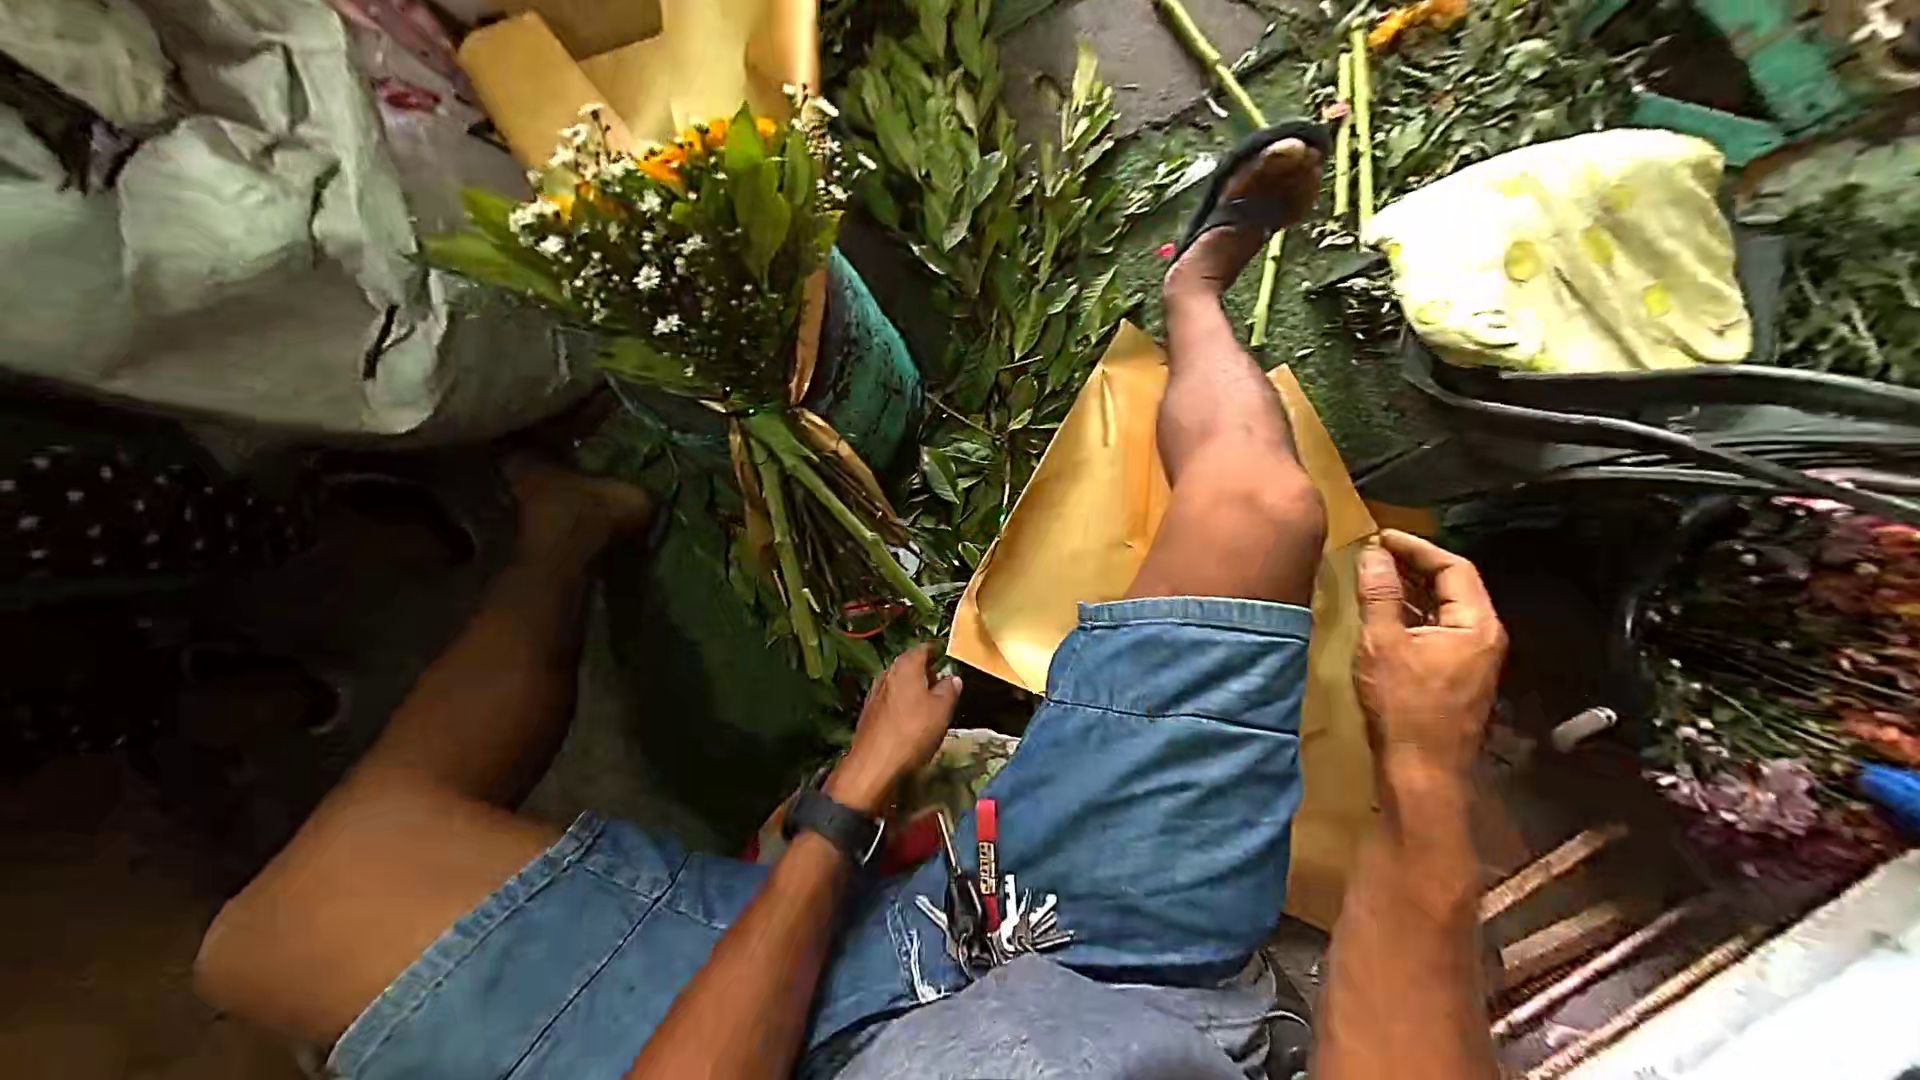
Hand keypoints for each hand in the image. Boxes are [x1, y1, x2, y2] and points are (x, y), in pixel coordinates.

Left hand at [824, 644, 961, 814]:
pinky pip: (892, 701)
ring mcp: (875, 693)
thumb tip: (952, 677)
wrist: (873, 765)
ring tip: (932, 704)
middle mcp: (887, 673)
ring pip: (900, 684)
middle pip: (910, 665)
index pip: (923, 648)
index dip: (938, 652)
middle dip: (927, 672)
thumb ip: (950, 689)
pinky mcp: (869, 713)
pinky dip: (904, 704)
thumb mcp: (942, 709)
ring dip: (915, 690)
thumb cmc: (913, 731)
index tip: (949, 659)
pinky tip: (912, 720)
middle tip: (945, 684)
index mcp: (905, 665)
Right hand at [1354, 530, 1505, 779]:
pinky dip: (1411, 611)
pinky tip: (1384, 611)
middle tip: (1376, 551)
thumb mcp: (1384, 643)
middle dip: (1414, 563)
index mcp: (1476, 625)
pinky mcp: (1455, 672)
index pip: (1453, 568)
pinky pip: (1436, 627)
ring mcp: (1471, 656)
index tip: (1381, 537)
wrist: (1421, 766)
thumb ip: (1380, 595)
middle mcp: (1483, 636)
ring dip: (1411, 587)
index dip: (1417, 547)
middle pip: (1452, 585)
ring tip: (1375, 574)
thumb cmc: (1404, 704)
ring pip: (1443, 607)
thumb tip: (1373, 554)